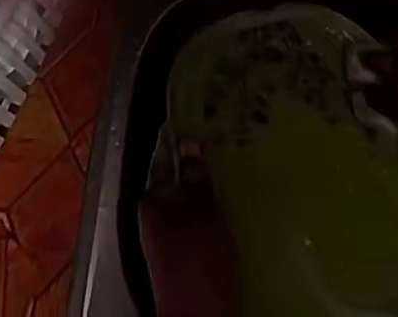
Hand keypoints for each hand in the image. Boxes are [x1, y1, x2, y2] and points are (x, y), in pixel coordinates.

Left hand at [137, 141, 235, 316]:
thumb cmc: (197, 269)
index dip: (189, 143)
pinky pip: (207, 226)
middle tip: (237, 152)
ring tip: (245, 179)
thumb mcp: (201, 219)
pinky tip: (242, 214)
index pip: (168, 159)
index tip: (214, 127)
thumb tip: (191, 142)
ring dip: (217, 194)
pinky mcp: (191, 259)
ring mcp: (173, 240)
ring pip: (197, 205)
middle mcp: (157, 217)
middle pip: (184, 183)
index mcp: (152, 202)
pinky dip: (222, 219)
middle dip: (208, 170)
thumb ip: (196, 181)